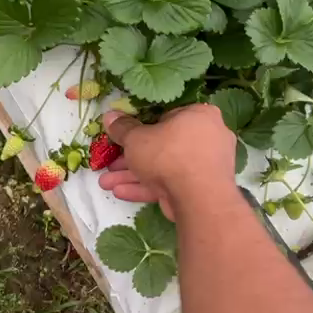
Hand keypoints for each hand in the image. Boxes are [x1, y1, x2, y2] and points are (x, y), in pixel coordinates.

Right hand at [98, 104, 238, 220]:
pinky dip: (146, 187)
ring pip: (162, 167)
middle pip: (160, 146)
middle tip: (110, 166)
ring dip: (132, 176)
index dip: (139, 128)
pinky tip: (120, 192)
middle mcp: (207, 136)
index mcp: (197, 115)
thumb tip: (110, 115)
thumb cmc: (167, 154)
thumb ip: (122, 128)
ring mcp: (205, 164)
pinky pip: (170, 183)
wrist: (198, 197)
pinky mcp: (201, 187)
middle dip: (130, 159)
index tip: (122, 139)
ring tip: (106, 184)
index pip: (165, 117)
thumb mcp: (135, 138)